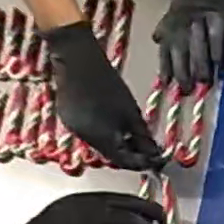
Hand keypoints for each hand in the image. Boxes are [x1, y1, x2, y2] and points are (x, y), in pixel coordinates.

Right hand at [3, 192, 162, 223]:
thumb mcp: (66, 211)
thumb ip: (87, 212)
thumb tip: (106, 219)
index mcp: (88, 199)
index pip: (122, 198)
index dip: (140, 204)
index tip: (150, 209)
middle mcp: (96, 208)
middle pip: (133, 207)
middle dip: (151, 213)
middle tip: (161, 220)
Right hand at [41, 22, 163, 170]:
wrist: (78, 60)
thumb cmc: (108, 84)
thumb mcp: (132, 112)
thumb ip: (143, 137)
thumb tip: (154, 154)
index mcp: (104, 140)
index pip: (124, 162)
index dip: (141, 163)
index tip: (154, 162)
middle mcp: (87, 140)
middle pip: (112, 156)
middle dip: (130, 156)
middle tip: (145, 152)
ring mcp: (76, 132)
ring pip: (101, 147)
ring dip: (117, 146)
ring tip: (131, 140)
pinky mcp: (69, 122)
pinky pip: (90, 136)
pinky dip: (104, 136)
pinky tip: (113, 129)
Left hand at [153, 0, 223, 89]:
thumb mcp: (175, 7)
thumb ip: (167, 26)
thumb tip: (156, 39)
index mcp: (172, 23)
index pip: (165, 51)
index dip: (166, 70)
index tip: (168, 86)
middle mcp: (184, 24)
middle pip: (181, 55)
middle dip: (184, 75)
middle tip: (189, 90)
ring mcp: (202, 22)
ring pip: (199, 52)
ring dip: (202, 70)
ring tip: (205, 84)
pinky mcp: (220, 20)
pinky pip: (218, 43)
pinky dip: (219, 58)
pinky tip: (221, 70)